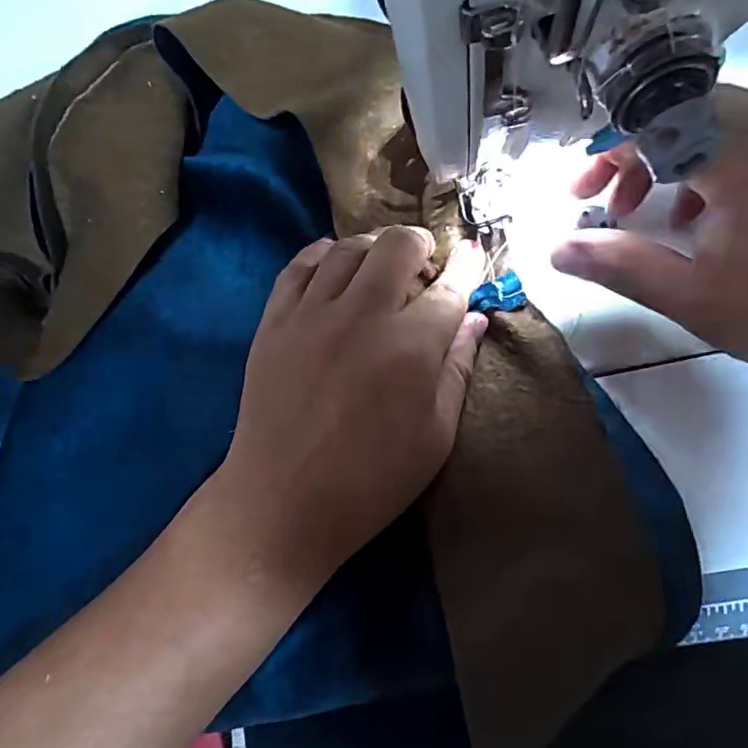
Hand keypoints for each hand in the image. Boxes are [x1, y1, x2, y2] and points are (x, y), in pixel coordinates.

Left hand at [214, 226, 488, 587]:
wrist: (285, 501)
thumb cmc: (371, 481)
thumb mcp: (435, 437)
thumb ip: (456, 372)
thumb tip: (474, 319)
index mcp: (411, 347)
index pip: (450, 287)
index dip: (466, 268)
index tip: (470, 259)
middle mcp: (362, 316)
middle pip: (398, 246)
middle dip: (422, 246)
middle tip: (425, 267)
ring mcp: (311, 315)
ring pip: (348, 248)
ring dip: (374, 249)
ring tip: (381, 268)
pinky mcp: (273, 322)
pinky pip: (299, 266)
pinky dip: (323, 255)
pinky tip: (334, 265)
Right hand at [554, 86, 747, 386]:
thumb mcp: (697, 298)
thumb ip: (621, 265)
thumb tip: (558, 248)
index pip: (657, 119)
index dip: (609, 153)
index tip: (584, 196)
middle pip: (696, 113)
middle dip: (645, 157)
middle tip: (620, 210)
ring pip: (739, 124)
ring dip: (689, 164)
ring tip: (676, 225)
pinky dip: (737, 167)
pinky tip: (739, 222)